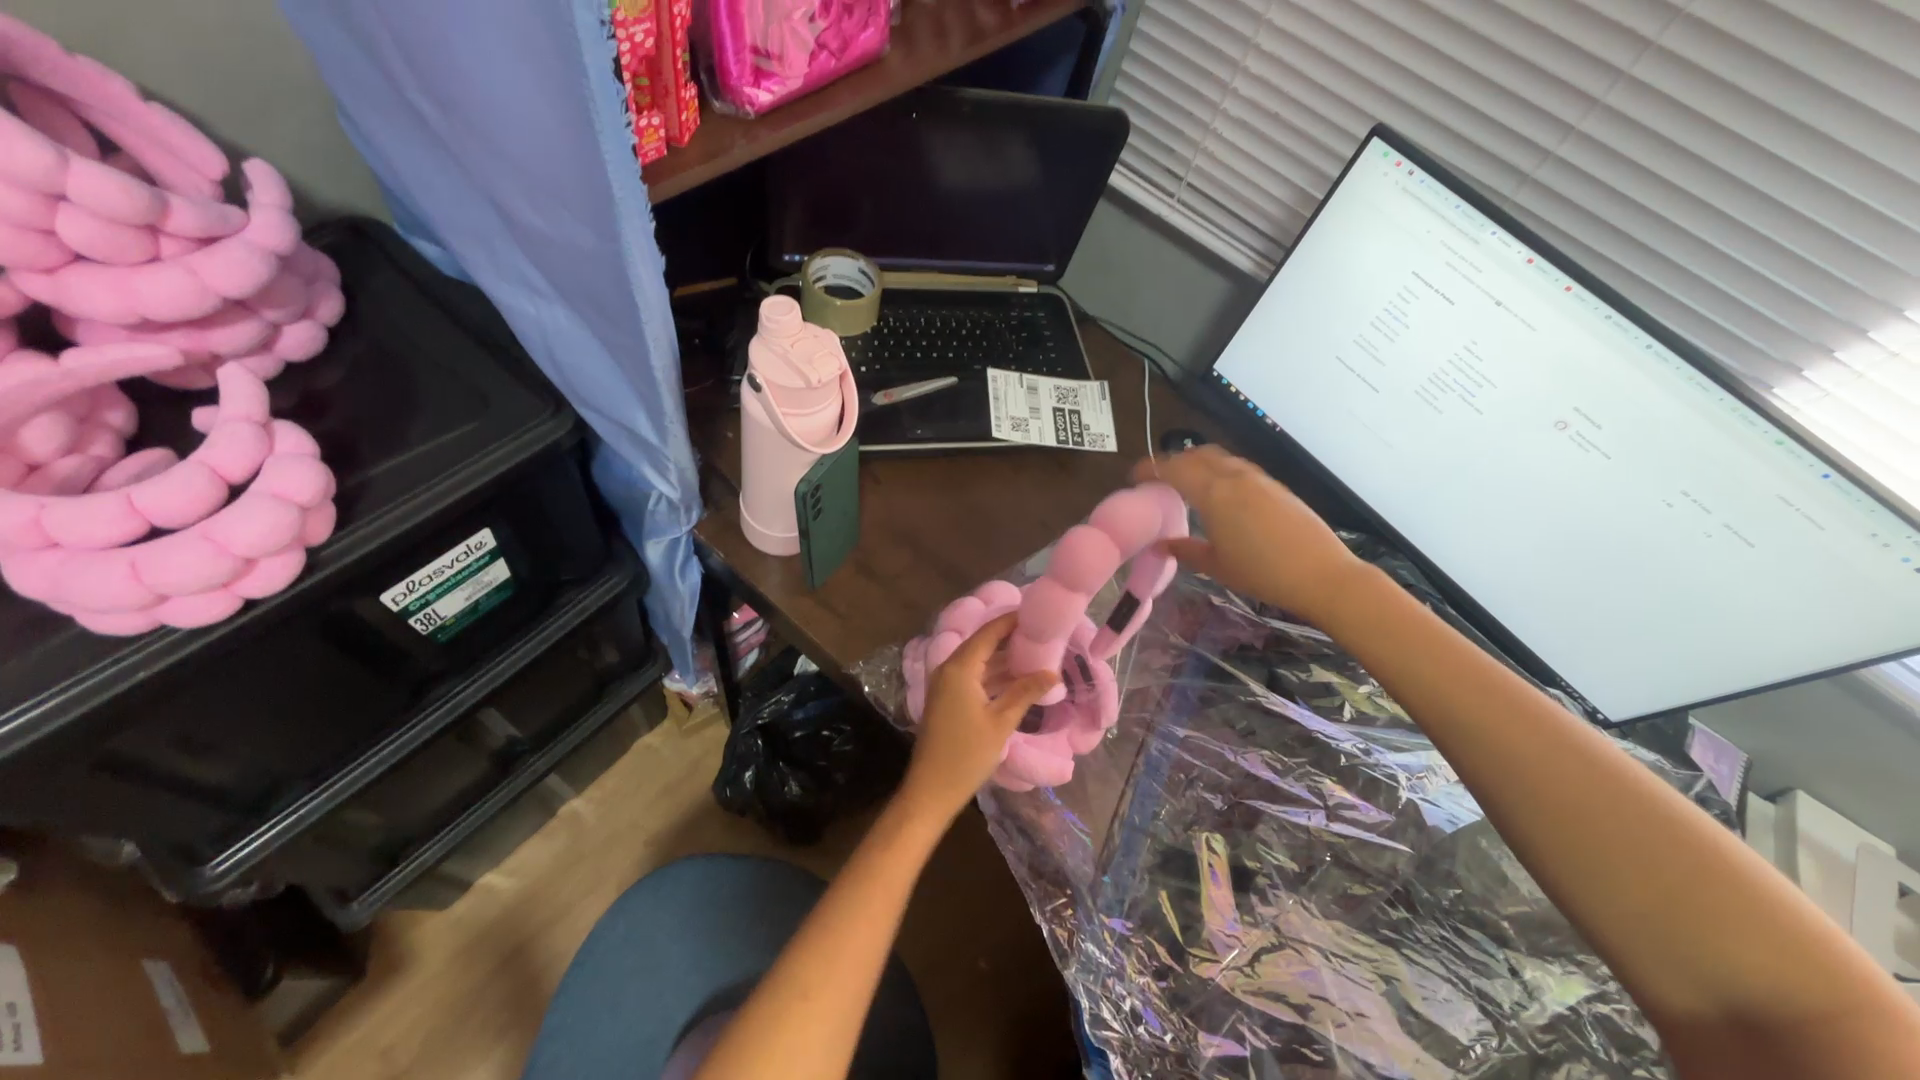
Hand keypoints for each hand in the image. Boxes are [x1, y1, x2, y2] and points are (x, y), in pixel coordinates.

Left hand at [897, 614, 1057, 822]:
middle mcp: (949, 669)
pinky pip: (973, 677)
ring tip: (1038, 654)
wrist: (931, 789)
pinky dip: (994, 675)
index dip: (1012, 620)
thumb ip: (1025, 692)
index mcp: (959, 668)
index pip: (989, 632)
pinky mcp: (948, 700)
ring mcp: (946, 685)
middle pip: (983, 643)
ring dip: (1004, 659)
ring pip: (979, 662)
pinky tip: (1018, 679)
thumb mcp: (1001, 722)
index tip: (1038, 613)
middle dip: (1012, 639)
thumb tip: (1053, 673)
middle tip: (1044, 635)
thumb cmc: (966, 755)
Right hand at [1135, 445, 1374, 624]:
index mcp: (1213, 493)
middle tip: (1159, 479)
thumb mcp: (1217, 566)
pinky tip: (1221, 495)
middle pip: (1196, 455)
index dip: (1149, 469)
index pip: (1172, 469)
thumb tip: (1161, 544)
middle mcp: (1234, 476)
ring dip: (1198, 464)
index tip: (1134, 478)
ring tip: (1188, 484)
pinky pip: (1239, 469)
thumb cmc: (1262, 573)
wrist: (1322, 574)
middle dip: (1173, 462)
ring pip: (1220, 458)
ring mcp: (1259, 479)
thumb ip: (1186, 550)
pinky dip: (1220, 472)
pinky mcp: (1276, 487)